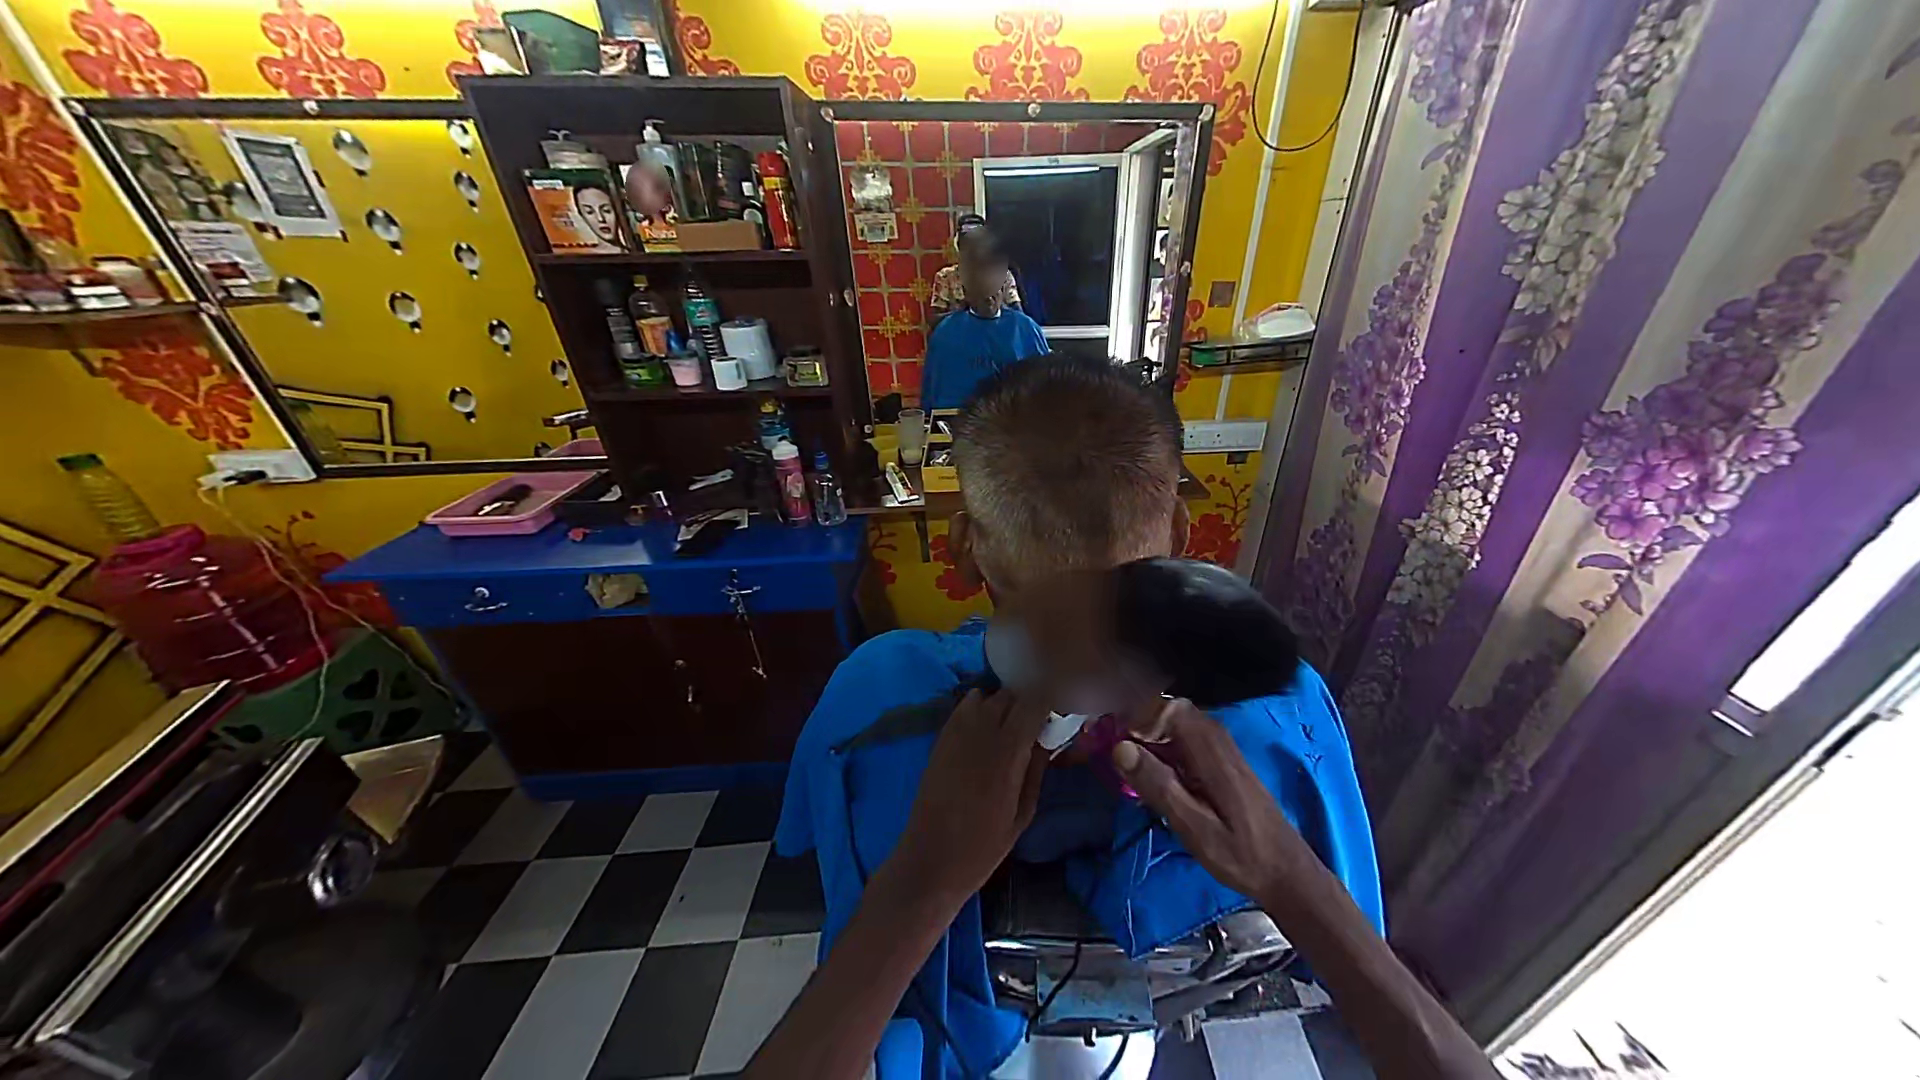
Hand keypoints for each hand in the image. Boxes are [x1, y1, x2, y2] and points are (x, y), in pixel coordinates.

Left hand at [889, 689, 1050, 900]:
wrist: (931, 858)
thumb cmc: (983, 846)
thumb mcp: (1022, 813)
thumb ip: (1036, 770)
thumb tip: (1047, 740)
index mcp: (1007, 752)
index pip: (1033, 703)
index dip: (1049, 701)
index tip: (1059, 711)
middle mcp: (981, 732)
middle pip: (1009, 695)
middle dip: (1026, 703)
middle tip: (1036, 723)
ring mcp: (956, 732)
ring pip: (985, 696)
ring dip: (1000, 704)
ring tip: (1008, 726)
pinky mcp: (940, 737)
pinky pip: (963, 707)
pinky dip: (978, 709)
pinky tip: (984, 731)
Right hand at [1111, 699, 1316, 905]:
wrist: (1287, 873)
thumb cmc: (1242, 854)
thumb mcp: (1194, 827)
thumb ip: (1158, 785)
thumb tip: (1119, 747)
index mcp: (1209, 747)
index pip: (1161, 706)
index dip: (1128, 712)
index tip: (1101, 732)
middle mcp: (1213, 736)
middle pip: (1162, 708)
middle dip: (1129, 719)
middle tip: (1101, 744)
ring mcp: (1216, 745)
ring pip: (1169, 721)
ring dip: (1140, 731)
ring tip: (1113, 754)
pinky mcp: (1215, 757)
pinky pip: (1178, 736)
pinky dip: (1155, 743)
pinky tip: (1141, 767)